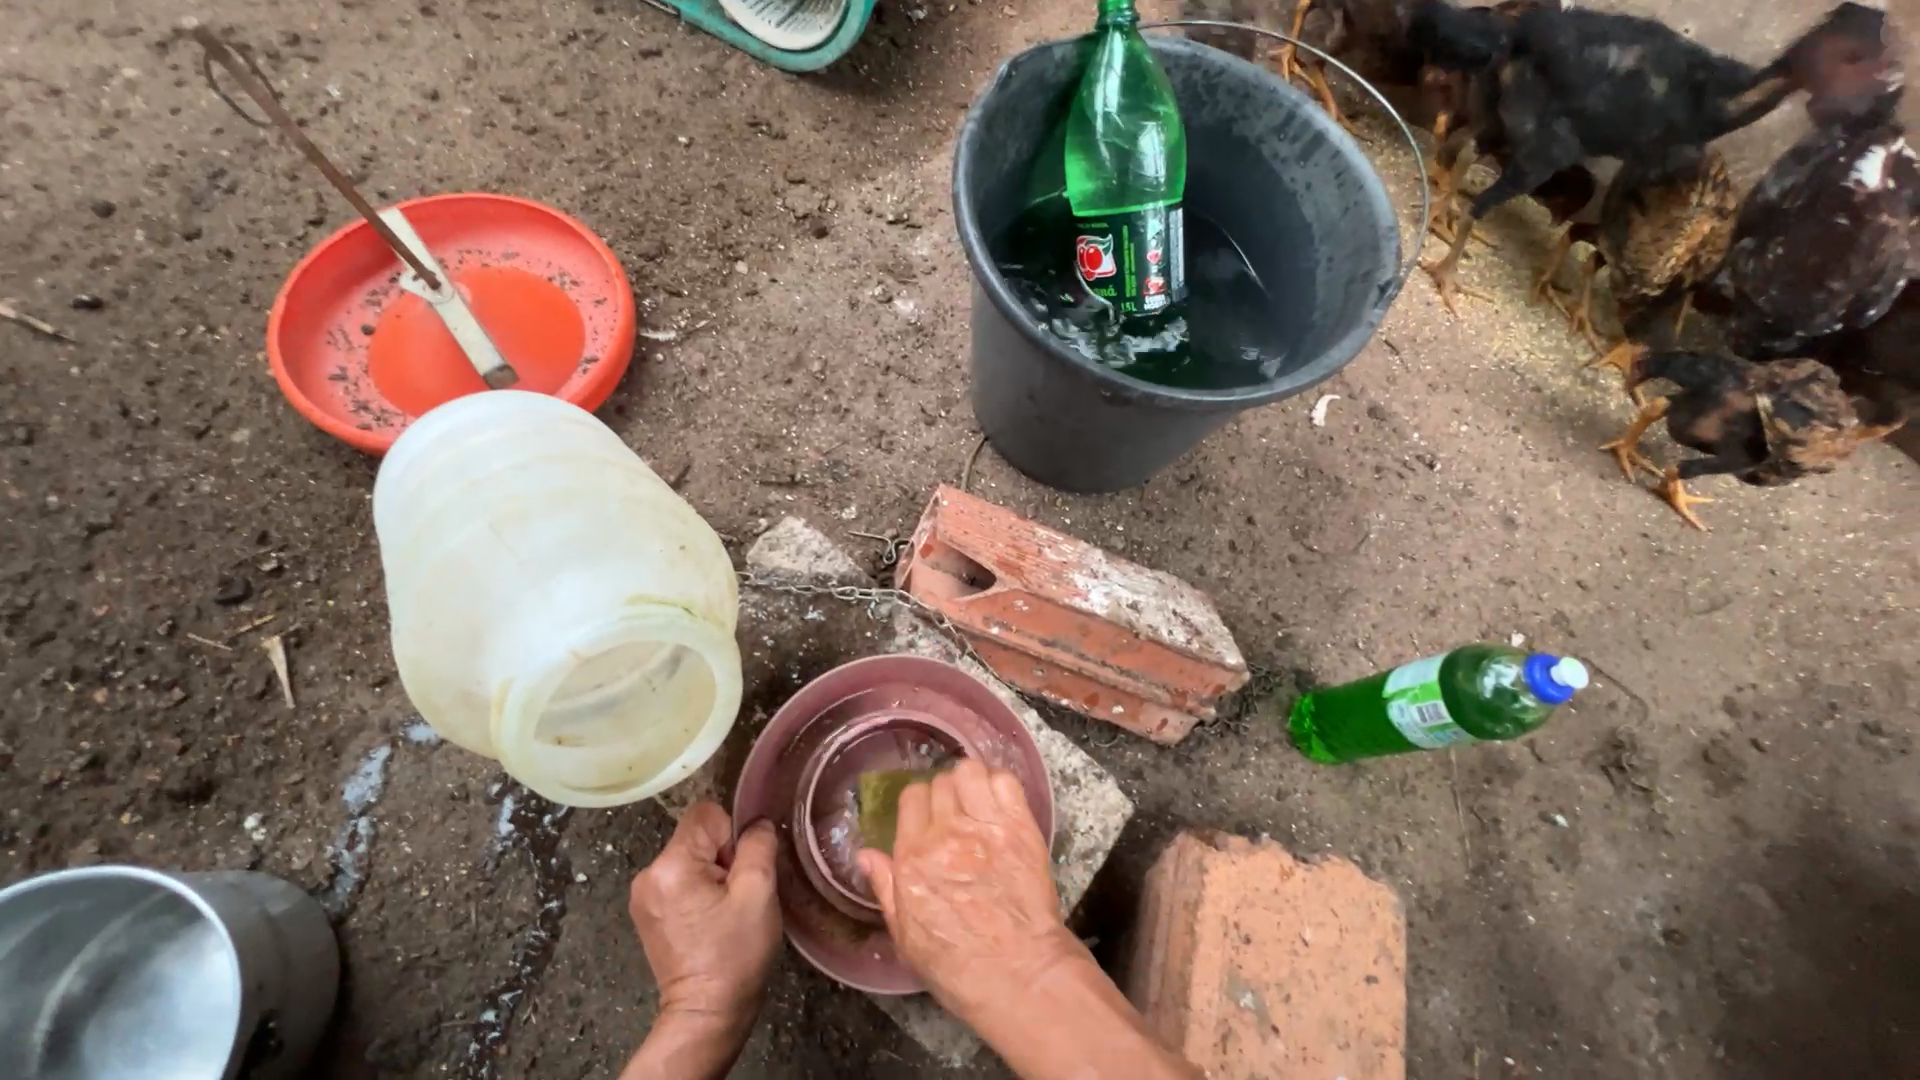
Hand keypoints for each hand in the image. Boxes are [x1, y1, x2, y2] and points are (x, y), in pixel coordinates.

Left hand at [628, 802, 780, 1036]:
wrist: (707, 1014)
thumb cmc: (735, 953)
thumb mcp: (759, 892)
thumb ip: (758, 844)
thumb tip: (757, 822)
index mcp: (670, 865)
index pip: (706, 813)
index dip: (732, 834)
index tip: (740, 870)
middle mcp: (648, 874)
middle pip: (697, 835)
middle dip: (723, 855)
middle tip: (737, 895)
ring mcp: (643, 896)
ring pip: (691, 857)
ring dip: (713, 874)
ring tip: (725, 911)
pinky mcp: (647, 913)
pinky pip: (680, 879)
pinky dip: (699, 890)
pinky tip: (710, 920)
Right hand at [855, 760, 1080, 1024]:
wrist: (1017, 973)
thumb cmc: (958, 964)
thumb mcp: (906, 935)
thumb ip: (885, 887)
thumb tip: (864, 854)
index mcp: (913, 857)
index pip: (911, 797)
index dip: (919, 804)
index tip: (929, 817)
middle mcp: (946, 834)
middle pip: (940, 783)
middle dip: (945, 794)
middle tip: (956, 813)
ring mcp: (985, 827)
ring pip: (969, 772)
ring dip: (971, 782)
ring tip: (978, 801)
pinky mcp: (1020, 827)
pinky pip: (1006, 781)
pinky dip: (1001, 785)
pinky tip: (1000, 804)